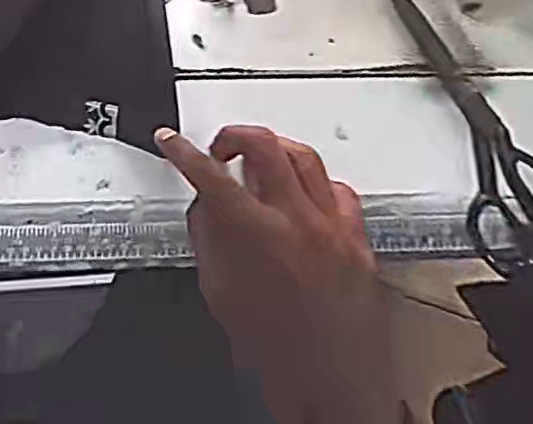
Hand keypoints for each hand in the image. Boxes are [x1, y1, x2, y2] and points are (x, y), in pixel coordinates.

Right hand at [157, 125, 399, 423]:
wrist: (334, 396)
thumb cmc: (278, 356)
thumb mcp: (219, 290)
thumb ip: (208, 235)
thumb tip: (205, 204)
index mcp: (255, 235)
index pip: (208, 172)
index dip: (181, 150)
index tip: (172, 140)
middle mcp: (297, 223)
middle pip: (263, 144)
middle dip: (232, 136)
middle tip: (220, 150)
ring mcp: (333, 230)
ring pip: (304, 156)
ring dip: (273, 151)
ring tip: (258, 163)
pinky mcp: (359, 244)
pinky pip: (340, 191)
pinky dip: (316, 184)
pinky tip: (303, 194)